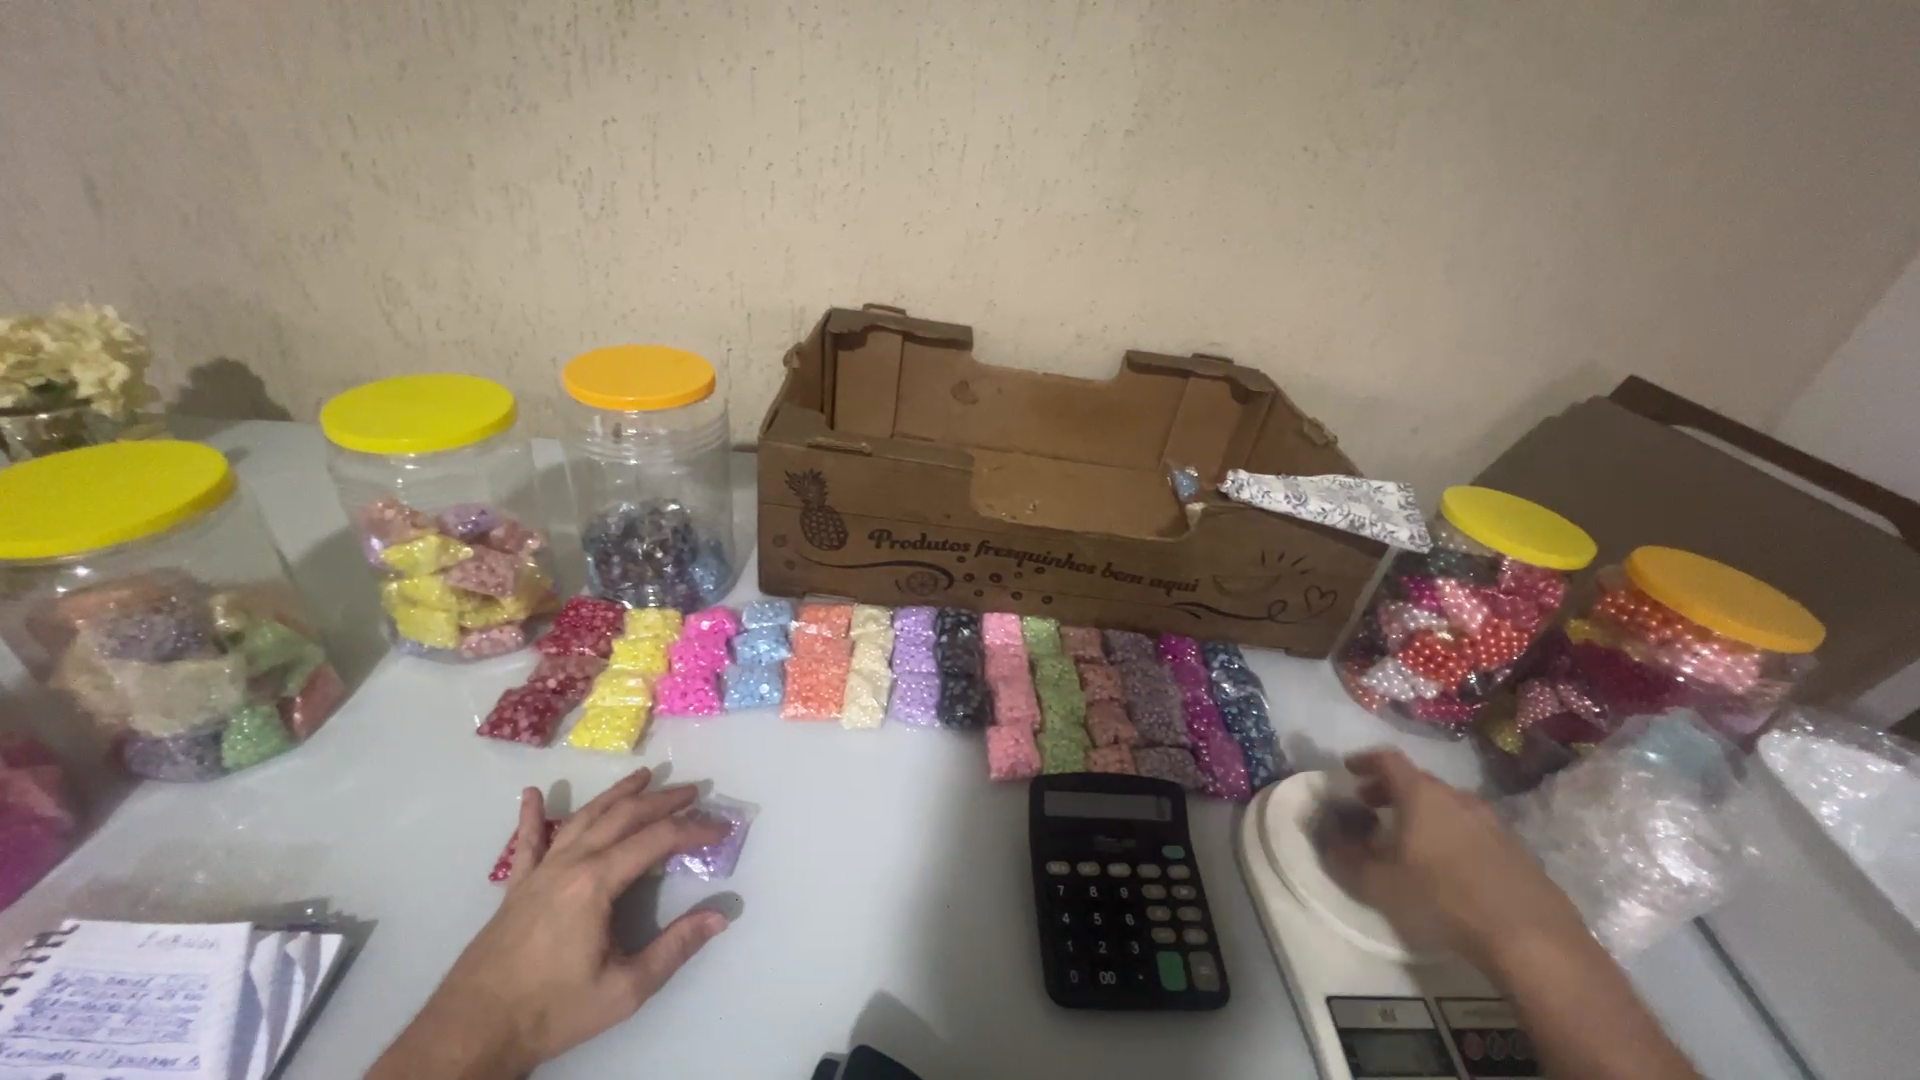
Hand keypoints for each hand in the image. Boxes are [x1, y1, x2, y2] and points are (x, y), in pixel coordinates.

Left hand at [370, 769, 731, 1079]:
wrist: (472, 1032)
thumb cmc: (553, 1010)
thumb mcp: (625, 989)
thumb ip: (674, 948)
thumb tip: (719, 916)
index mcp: (596, 883)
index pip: (656, 840)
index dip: (693, 830)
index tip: (721, 829)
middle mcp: (569, 864)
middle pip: (622, 817)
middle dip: (662, 800)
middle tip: (693, 791)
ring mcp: (539, 872)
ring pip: (583, 818)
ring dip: (617, 794)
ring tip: (644, 776)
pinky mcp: (516, 888)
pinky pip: (528, 842)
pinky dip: (533, 815)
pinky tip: (533, 794)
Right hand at [1318, 749, 1588, 971]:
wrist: (1530, 937)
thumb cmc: (1442, 898)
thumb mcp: (1379, 884)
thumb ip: (1347, 859)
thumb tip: (1330, 844)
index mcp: (1422, 795)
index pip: (1388, 759)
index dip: (1365, 760)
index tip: (1349, 770)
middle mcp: (1457, 798)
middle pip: (1418, 781)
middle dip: (1389, 789)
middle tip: (1370, 806)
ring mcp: (1492, 823)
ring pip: (1447, 805)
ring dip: (1421, 813)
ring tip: (1406, 839)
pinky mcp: (1515, 850)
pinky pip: (1470, 829)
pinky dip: (1448, 834)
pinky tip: (1444, 866)